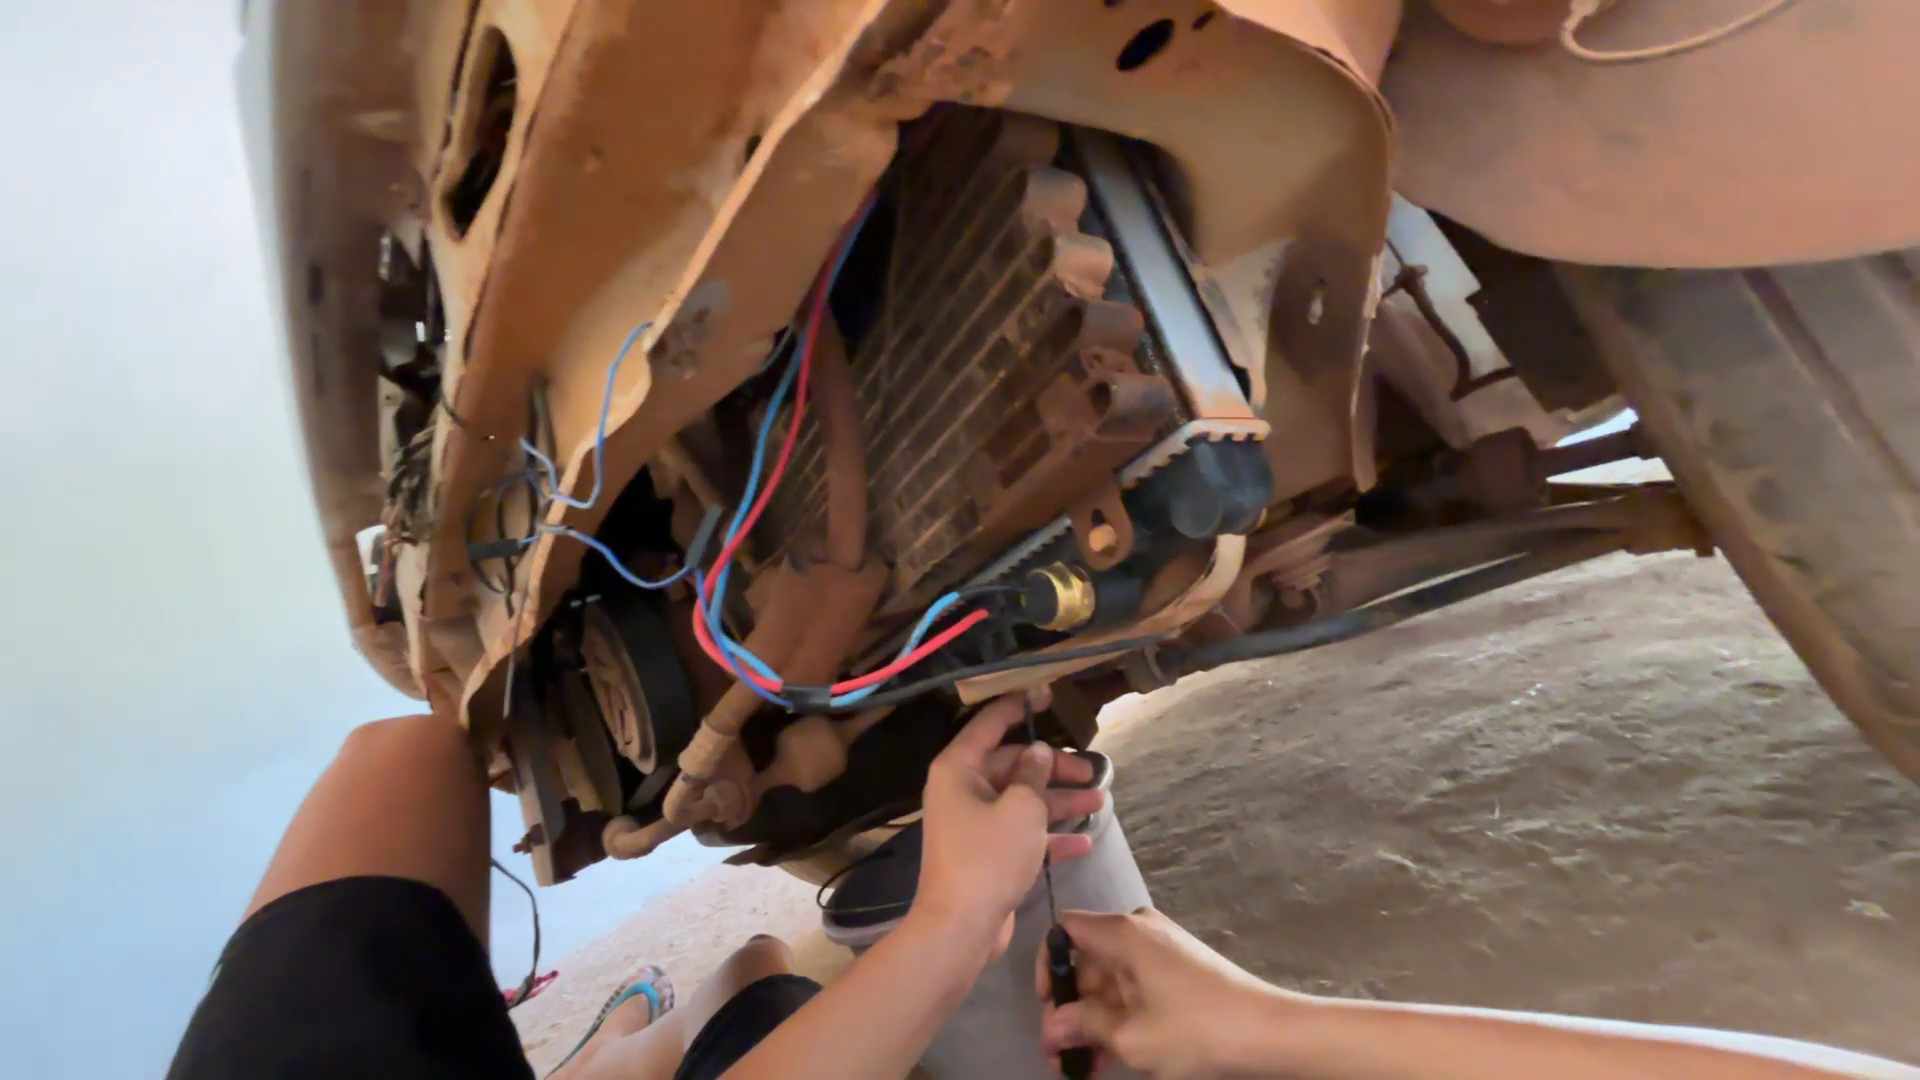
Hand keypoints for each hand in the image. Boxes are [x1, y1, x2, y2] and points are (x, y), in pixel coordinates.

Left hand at [912, 693, 1105, 960]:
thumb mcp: (1021, 809)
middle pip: (1014, 766)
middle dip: (1053, 769)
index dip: (1019, 707)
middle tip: (1092, 774)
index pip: (990, 724)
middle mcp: (963, 789)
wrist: (961, 928)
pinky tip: (1083, 842)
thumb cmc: (988, 856)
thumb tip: (1036, 752)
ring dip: (1058, 801)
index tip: (1046, 693)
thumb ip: (1033, 775)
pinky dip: (1049, 836)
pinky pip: (1020, 833)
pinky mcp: (986, 853)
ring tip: (1100, 802)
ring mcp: (974, 823)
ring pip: (1022, 800)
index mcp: (960, 768)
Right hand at [1038, 908, 1300, 1079]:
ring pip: (1110, 979)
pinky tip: (1108, 1056)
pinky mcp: (1175, 968)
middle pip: (1087, 959)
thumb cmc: (1195, 1030)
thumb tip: (1050, 1027)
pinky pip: (1134, 986)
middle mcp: (1137, 929)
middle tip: (1060, 1053)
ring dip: (1094, 1019)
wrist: (1267, 1033)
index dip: (1049, 963)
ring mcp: (1158, 948)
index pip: (1066, 928)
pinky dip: (1119, 1015)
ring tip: (1080, 1065)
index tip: (1049, 1004)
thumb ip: (1084, 1027)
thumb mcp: (1132, 1037)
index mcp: (1122, 932)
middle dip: (1071, 1006)